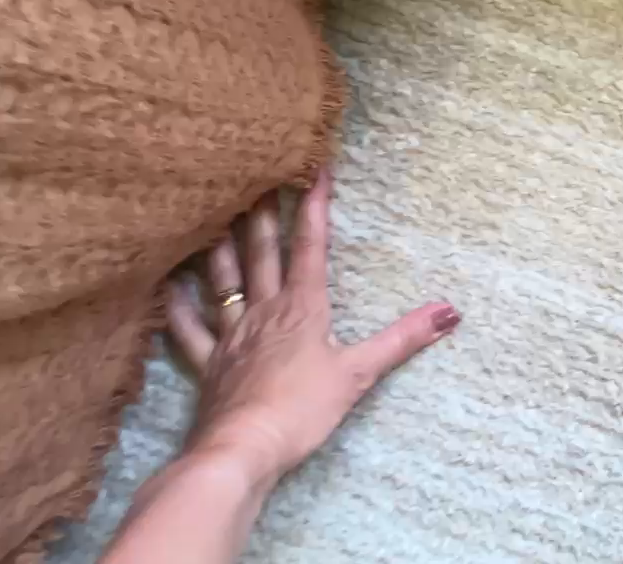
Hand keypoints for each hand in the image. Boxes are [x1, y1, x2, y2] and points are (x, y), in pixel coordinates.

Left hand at [165, 169, 459, 483]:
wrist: (237, 454)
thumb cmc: (301, 409)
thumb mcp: (360, 373)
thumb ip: (404, 338)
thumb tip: (450, 311)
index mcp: (302, 306)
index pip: (311, 245)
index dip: (314, 205)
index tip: (315, 168)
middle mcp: (265, 310)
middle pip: (262, 253)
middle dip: (263, 214)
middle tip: (255, 179)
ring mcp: (232, 336)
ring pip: (224, 281)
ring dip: (221, 247)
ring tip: (213, 216)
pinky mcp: (209, 365)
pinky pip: (190, 331)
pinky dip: (180, 307)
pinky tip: (172, 288)